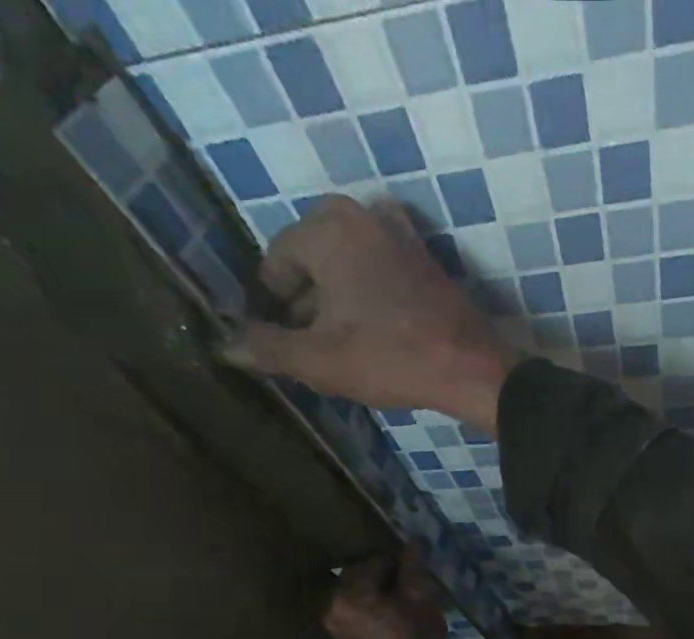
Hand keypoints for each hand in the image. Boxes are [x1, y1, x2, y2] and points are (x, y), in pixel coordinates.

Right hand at [231, 196, 517, 434]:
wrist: (468, 366)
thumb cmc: (388, 357)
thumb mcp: (317, 359)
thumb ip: (266, 347)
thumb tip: (225, 344)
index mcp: (329, 229)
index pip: (277, 260)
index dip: (272, 302)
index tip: (280, 336)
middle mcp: (362, 216)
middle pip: (310, 256)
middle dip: (304, 297)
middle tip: (308, 340)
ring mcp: (399, 232)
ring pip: (344, 261)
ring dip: (333, 294)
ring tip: (336, 339)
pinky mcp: (423, 255)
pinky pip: (375, 264)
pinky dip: (363, 288)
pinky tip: (369, 325)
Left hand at [323, 545, 446, 638]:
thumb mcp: (421, 598)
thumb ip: (412, 567)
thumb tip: (411, 541)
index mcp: (350, 595)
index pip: (372, 561)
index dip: (395, 559)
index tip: (413, 564)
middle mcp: (333, 608)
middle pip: (358, 577)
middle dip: (382, 574)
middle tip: (408, 579)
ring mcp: (335, 628)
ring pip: (356, 596)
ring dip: (376, 590)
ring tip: (402, 596)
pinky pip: (355, 614)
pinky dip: (370, 609)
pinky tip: (392, 616)